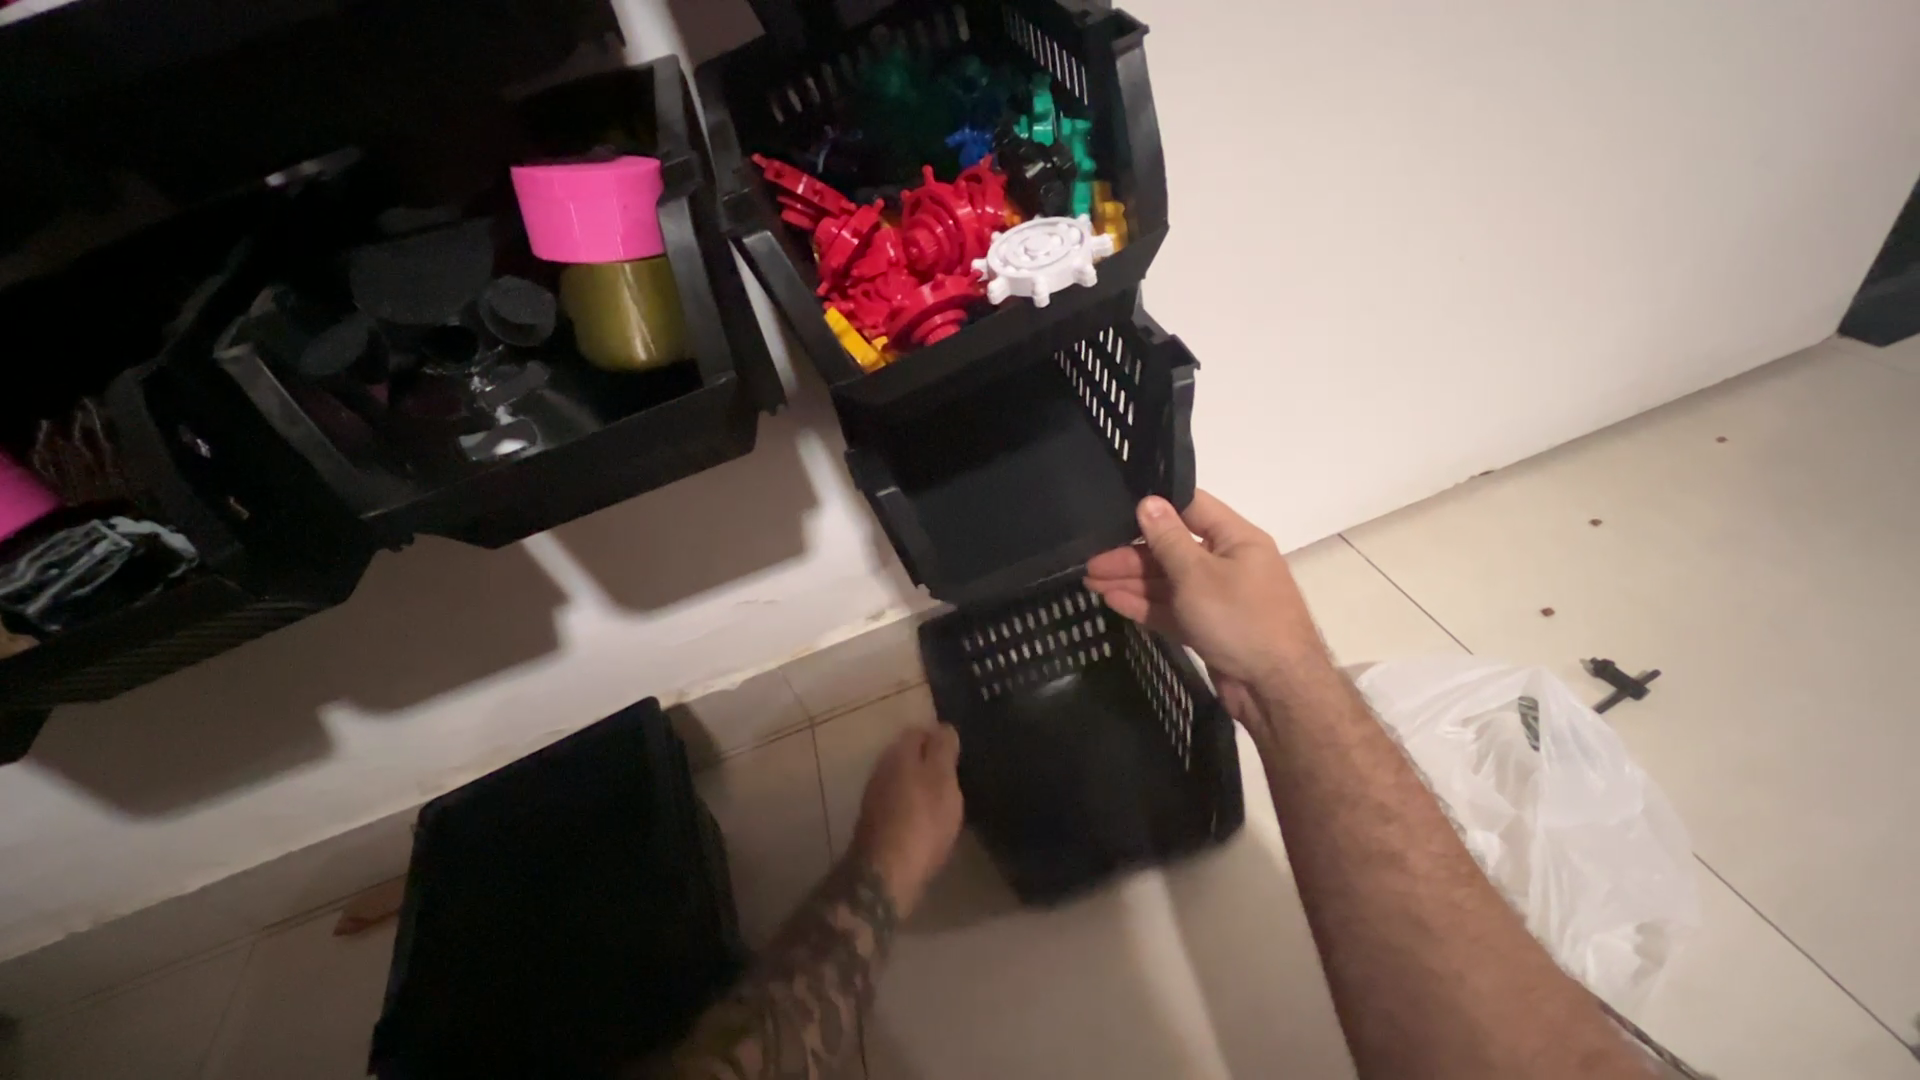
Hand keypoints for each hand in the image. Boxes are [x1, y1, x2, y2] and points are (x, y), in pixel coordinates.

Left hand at [849, 724, 963, 917]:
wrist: (886, 874)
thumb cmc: (922, 820)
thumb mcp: (943, 779)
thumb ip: (943, 750)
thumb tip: (943, 727)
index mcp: (898, 753)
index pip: (918, 731)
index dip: (939, 738)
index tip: (958, 752)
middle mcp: (881, 769)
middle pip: (908, 756)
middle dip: (928, 762)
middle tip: (954, 777)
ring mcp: (874, 798)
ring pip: (902, 781)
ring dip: (920, 786)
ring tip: (944, 801)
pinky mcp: (874, 824)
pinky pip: (898, 805)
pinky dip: (912, 808)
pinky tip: (926, 823)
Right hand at [1084, 490, 1327, 694]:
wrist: (1276, 689)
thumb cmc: (1240, 618)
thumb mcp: (1198, 573)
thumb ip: (1168, 538)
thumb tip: (1148, 501)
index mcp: (1236, 539)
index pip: (1191, 508)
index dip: (1155, 507)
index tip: (1116, 508)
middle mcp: (1227, 563)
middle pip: (1172, 549)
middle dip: (1131, 554)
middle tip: (1090, 561)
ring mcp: (1217, 598)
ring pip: (1167, 582)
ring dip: (1131, 581)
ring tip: (1090, 582)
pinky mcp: (1207, 628)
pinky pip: (1171, 609)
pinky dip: (1144, 605)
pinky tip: (1112, 601)